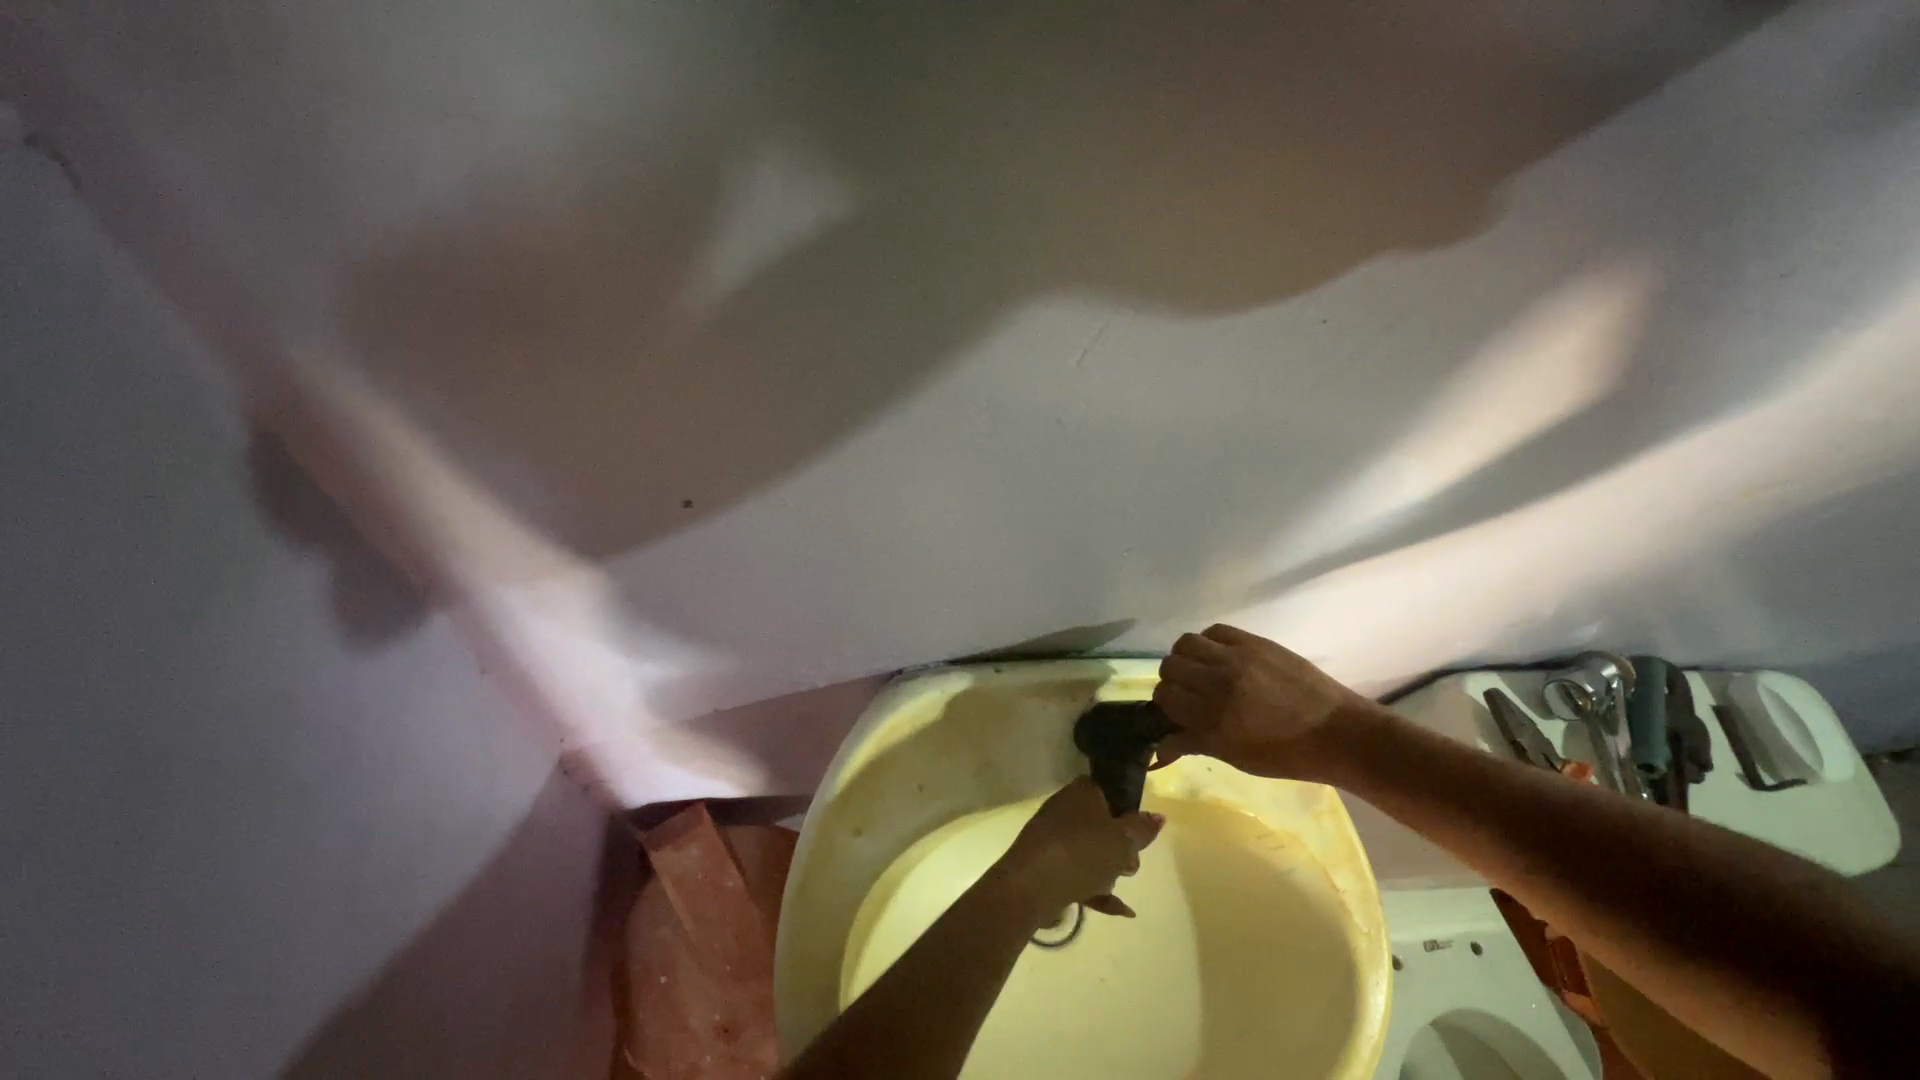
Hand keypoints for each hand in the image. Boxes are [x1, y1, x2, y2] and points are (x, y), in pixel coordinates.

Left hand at [991, 777, 1163, 922]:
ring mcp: (1052, 838)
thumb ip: (1141, 829)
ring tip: (1118, 885)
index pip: (1108, 790)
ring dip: (1107, 869)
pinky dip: (1096, 888)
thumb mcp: (1121, 841)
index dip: (1127, 810)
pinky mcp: (1046, 866)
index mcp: (1081, 793)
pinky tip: (1121, 910)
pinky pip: (1078, 873)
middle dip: (1120, 847)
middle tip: (1130, 864)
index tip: (1139, 833)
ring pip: (1089, 850)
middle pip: (1101, 824)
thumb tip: (1158, 816)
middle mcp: (1064, 809)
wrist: (1031, 886)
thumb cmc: (1081, 853)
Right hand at [1151, 623, 1378, 780]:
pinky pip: (1215, 631)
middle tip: (1188, 693)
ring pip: (1186, 643)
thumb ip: (1193, 744)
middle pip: (1170, 667)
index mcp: (1213, 718)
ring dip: (1186, 658)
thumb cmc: (1286, 755)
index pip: (1165, 696)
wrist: (1338, 733)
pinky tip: (1220, 657)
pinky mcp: (1256, 642)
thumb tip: (1158, 747)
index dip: (1166, 705)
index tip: (1177, 712)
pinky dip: (1210, 642)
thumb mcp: (1235, 757)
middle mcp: (1219, 682)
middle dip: (1173, 681)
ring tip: (1202, 671)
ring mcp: (1237, 657)